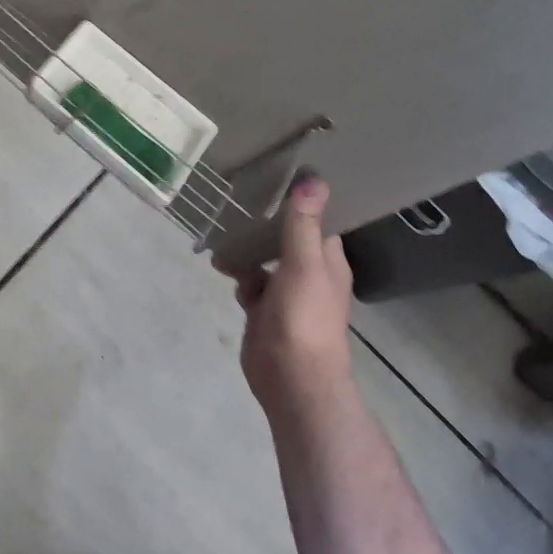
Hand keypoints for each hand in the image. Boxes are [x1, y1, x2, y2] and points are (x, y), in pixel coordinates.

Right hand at [215, 171, 354, 415]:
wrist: (290, 378)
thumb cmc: (304, 318)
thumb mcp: (304, 264)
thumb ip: (303, 224)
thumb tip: (314, 179)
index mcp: (328, 262)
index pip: (320, 221)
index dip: (304, 200)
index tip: (281, 175)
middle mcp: (310, 274)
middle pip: (287, 238)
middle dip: (265, 224)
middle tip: (240, 201)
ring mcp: (286, 293)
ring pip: (264, 259)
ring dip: (246, 249)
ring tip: (224, 238)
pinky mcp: (264, 310)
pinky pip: (250, 283)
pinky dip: (239, 276)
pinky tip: (226, 272)